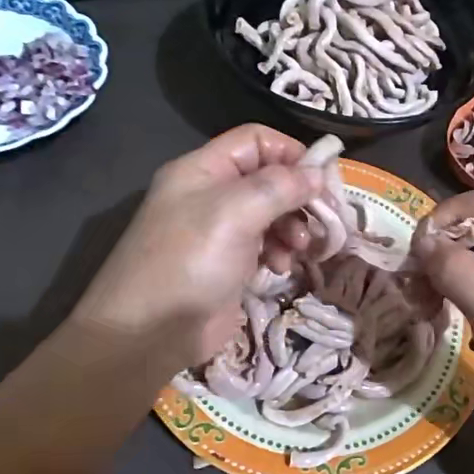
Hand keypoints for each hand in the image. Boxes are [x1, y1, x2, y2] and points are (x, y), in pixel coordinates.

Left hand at [72, 125, 321, 376]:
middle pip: (268, 179)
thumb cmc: (189, 261)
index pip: (256, 141)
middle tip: (324, 217)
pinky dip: (280, 252)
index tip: (322, 178)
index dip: (291, 152)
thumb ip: (279, 186)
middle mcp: (212, 195)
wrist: (149, 332)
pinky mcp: (229, 265)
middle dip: (298, 196)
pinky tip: (281, 268)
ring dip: (293, 227)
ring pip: (272, 214)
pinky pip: (266, 246)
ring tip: (299, 248)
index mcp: (203, 170)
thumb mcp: (235, 213)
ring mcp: (220, 232)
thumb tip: (317, 173)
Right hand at [408, 189, 473, 443]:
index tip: (422, 239)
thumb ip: (457, 269)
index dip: (454, 211)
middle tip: (413, 268)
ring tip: (416, 291)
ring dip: (440, 267)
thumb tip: (420, 241)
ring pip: (471, 255)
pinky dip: (446, 286)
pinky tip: (426, 303)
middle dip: (444, 243)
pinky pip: (470, 281)